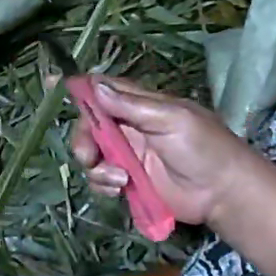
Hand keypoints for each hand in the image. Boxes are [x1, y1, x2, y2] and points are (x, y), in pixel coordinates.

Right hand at [69, 77, 263, 226]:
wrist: (224, 192)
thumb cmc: (204, 147)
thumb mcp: (171, 119)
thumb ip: (132, 106)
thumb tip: (95, 85)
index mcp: (142, 105)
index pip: (105, 89)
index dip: (80, 88)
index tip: (51, 84)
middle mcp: (131, 127)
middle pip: (90, 125)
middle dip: (83, 139)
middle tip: (88, 156)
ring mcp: (130, 156)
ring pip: (93, 155)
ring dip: (97, 167)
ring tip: (120, 179)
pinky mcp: (130, 182)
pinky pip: (103, 179)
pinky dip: (104, 184)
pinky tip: (121, 188)